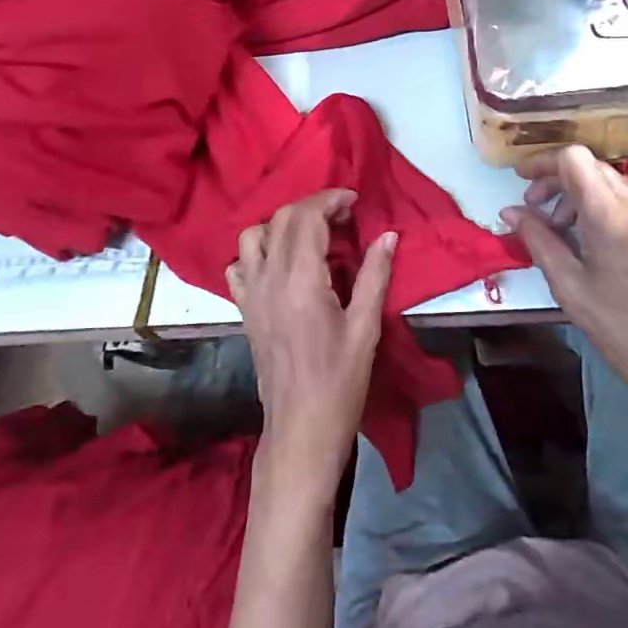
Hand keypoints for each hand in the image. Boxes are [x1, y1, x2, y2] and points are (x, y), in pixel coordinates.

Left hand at [228, 190, 394, 472]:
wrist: (301, 428)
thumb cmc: (340, 381)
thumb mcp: (366, 327)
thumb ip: (375, 275)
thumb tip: (388, 235)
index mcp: (301, 281)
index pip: (306, 217)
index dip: (331, 200)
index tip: (355, 201)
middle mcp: (269, 280)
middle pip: (281, 219)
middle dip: (313, 206)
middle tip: (344, 216)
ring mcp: (251, 294)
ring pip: (253, 236)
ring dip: (283, 224)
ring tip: (312, 235)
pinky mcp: (244, 310)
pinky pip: (239, 265)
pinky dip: (258, 251)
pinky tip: (281, 263)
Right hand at [500, 146, 627, 420]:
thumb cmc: (619, 328)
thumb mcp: (568, 285)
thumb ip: (538, 240)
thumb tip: (511, 213)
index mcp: (612, 216)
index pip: (575, 159)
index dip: (544, 163)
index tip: (524, 182)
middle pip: (593, 167)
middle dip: (559, 180)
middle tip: (536, 209)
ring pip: (614, 183)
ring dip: (582, 194)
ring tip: (565, 228)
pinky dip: (607, 207)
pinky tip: (596, 240)